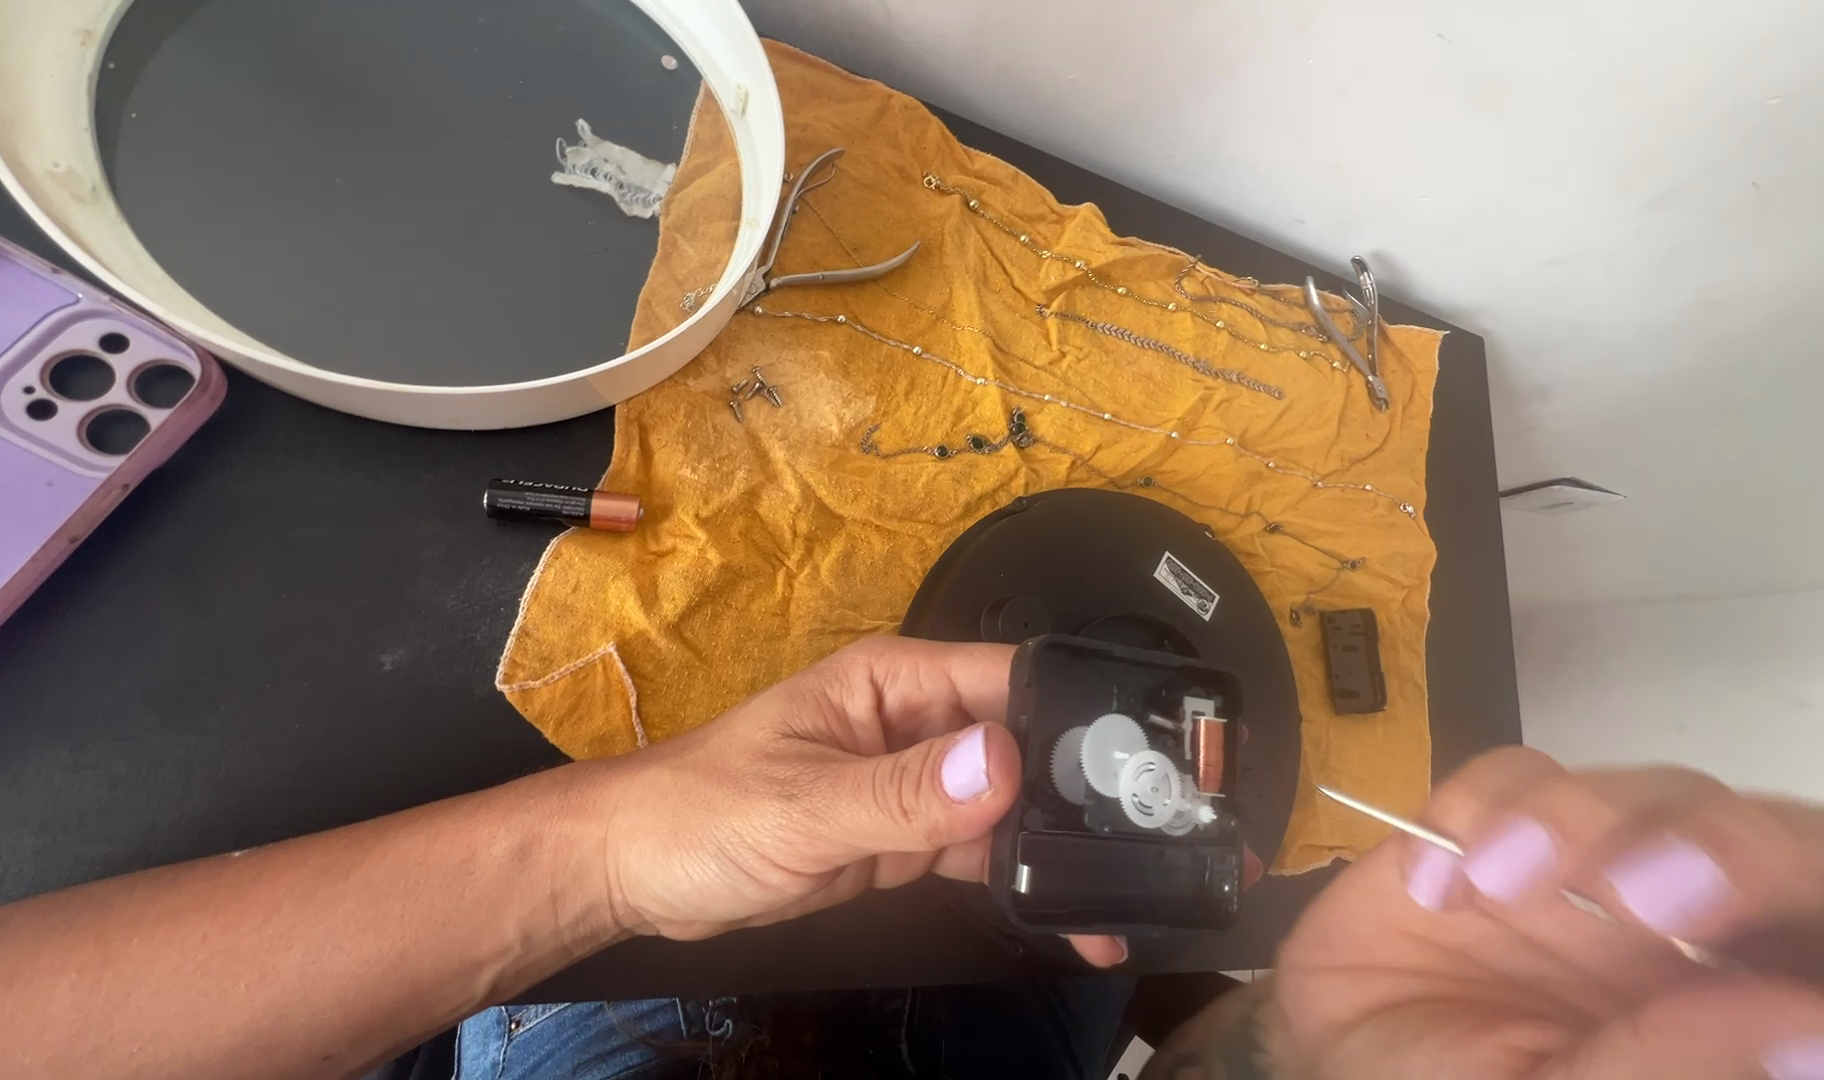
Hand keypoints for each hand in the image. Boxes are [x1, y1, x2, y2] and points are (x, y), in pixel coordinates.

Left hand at [583, 636, 1126, 966]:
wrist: (644, 870)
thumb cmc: (706, 810)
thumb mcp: (803, 805)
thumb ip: (900, 791)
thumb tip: (1001, 765)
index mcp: (896, 680)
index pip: (1004, 678)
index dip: (1072, 712)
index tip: (1138, 759)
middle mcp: (919, 720)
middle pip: (1021, 741)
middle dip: (1082, 783)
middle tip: (1159, 831)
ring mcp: (919, 779)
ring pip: (1009, 801)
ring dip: (1060, 838)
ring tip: (1132, 881)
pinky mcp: (910, 833)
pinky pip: (980, 849)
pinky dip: (1021, 877)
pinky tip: (1069, 910)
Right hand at [1270, 747, 1823, 1078]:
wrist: (1329, 1048)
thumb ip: (1684, 1073)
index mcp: (1755, 1019)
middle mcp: (1706, 939)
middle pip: (1803, 847)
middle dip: (1747, 852)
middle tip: (1652, 895)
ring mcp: (1594, 870)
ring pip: (1655, 791)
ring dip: (1580, 819)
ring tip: (1499, 881)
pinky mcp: (1493, 821)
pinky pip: (1510, 773)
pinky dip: (1473, 808)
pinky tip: (1431, 887)